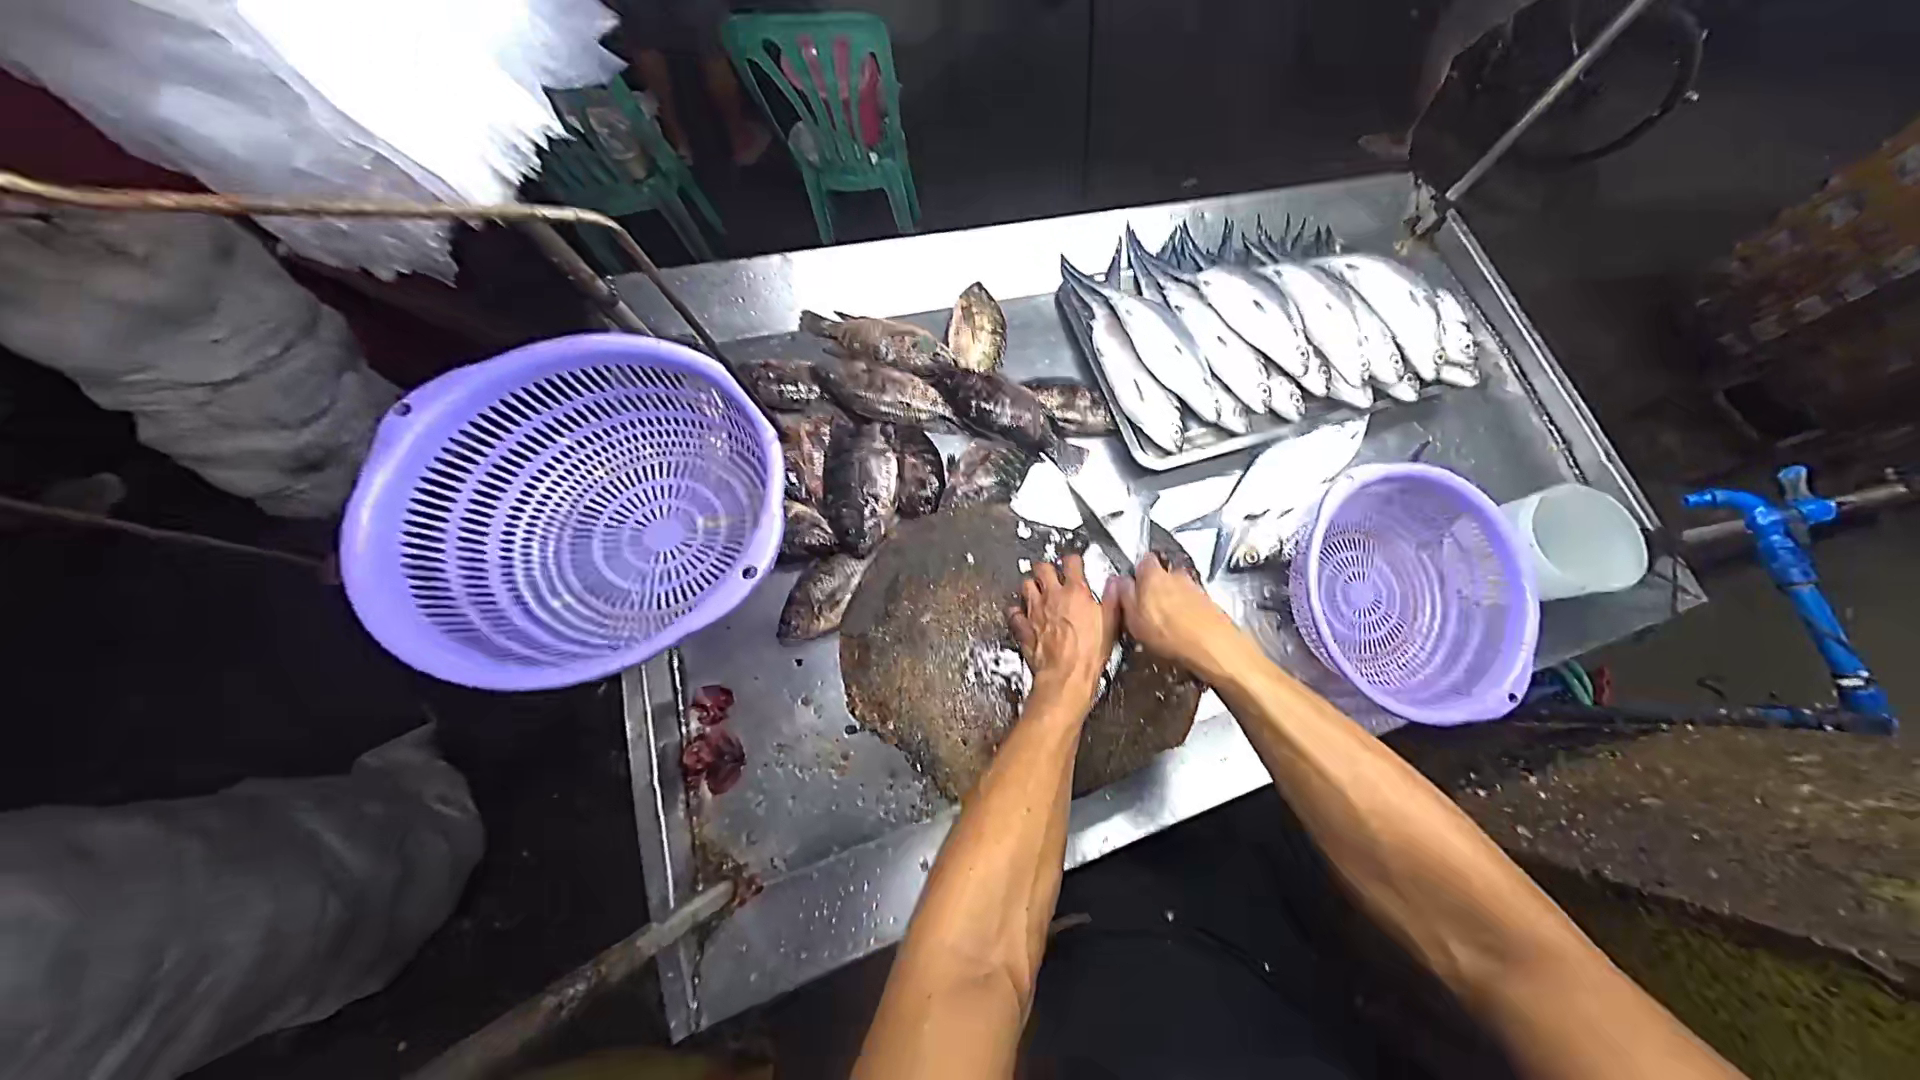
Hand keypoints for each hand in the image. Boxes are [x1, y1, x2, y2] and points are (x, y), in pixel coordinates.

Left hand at [1008, 553, 1119, 709]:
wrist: (1066, 675)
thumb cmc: (1089, 653)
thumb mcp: (1110, 624)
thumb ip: (1112, 600)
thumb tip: (1115, 583)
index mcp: (1075, 592)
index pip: (1071, 563)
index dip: (1072, 561)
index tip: (1074, 563)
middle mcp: (1052, 596)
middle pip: (1042, 568)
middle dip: (1045, 568)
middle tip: (1050, 573)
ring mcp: (1034, 610)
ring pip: (1026, 585)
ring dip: (1031, 586)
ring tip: (1037, 590)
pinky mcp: (1023, 627)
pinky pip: (1014, 612)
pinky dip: (1017, 611)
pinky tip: (1022, 614)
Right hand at [1110, 553, 1238, 673]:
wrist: (1214, 647)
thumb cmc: (1169, 633)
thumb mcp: (1133, 618)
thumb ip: (1124, 595)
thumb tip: (1117, 582)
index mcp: (1153, 574)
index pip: (1143, 560)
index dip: (1136, 573)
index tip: (1131, 588)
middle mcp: (1176, 575)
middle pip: (1161, 575)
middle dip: (1154, 588)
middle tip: (1146, 610)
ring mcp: (1195, 588)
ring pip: (1177, 589)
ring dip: (1171, 601)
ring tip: (1165, 624)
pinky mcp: (1210, 603)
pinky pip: (1191, 603)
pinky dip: (1186, 612)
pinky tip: (1182, 630)